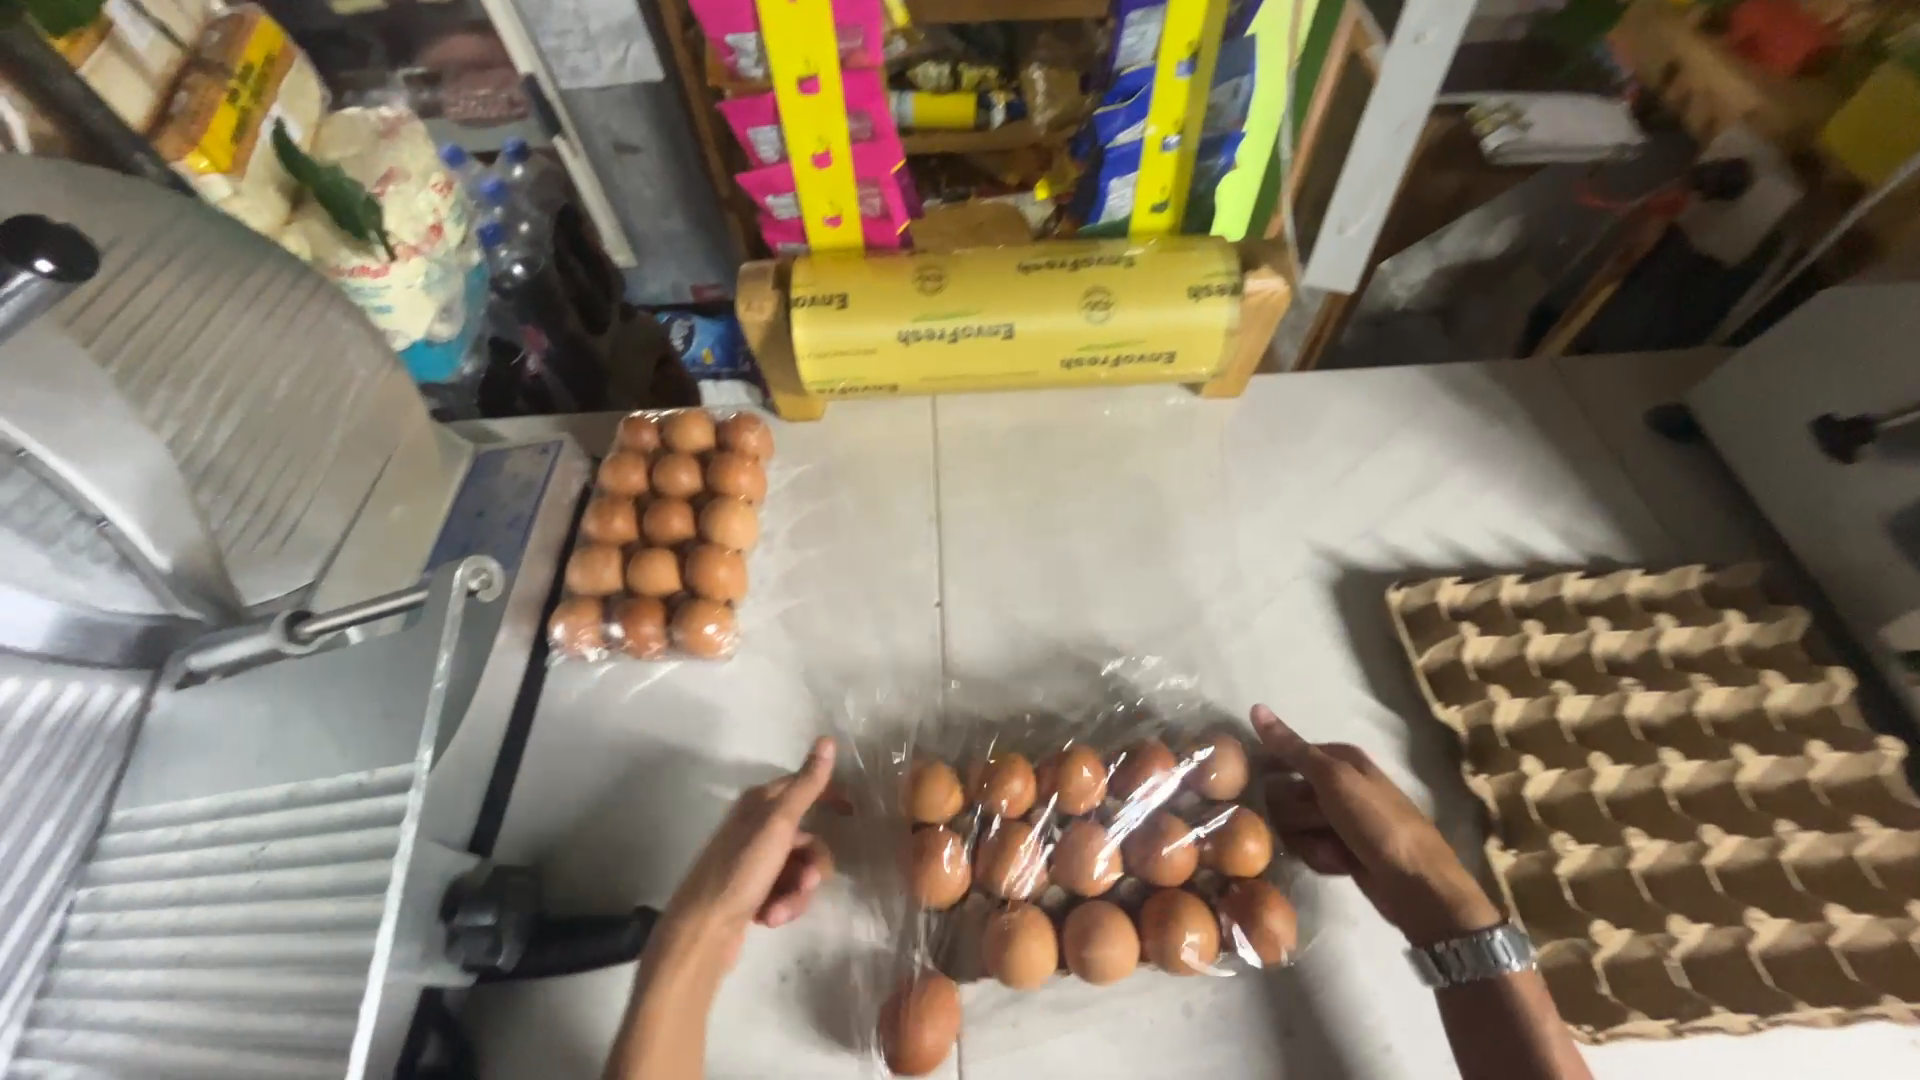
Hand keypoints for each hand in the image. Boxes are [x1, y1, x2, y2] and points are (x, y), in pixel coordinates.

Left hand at [654, 737, 838, 971]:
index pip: (802, 786)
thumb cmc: (740, 871)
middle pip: (807, 839)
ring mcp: (753, 862)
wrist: (701, 932)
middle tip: (807, 883)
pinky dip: (783, 905)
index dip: (828, 796)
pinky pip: (785, 892)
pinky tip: (768, 919)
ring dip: (797, 893)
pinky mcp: (752, 892)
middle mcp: (755, 827)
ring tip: (780, 911)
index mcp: (759, 804)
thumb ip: (806, 785)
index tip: (851, 812)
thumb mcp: (778, 824)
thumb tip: (827, 739)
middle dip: (813, 866)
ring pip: (799, 870)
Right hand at [1251, 705, 1500, 945]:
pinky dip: (1319, 856)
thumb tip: (1255, 707)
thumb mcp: (1333, 778)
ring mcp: (1338, 820)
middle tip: (1317, 822)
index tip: (1256, 781)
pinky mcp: (1339, 849)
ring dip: (1308, 838)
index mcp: (1340, 759)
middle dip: (1296, 812)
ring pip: (1292, 823)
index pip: (1287, 754)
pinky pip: (1307, 847)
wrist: (1418, 886)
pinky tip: (1338, 863)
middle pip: (1286, 793)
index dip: (1274, 769)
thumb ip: (1292, 748)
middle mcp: (1338, 785)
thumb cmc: (1378, 823)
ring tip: (1333, 848)